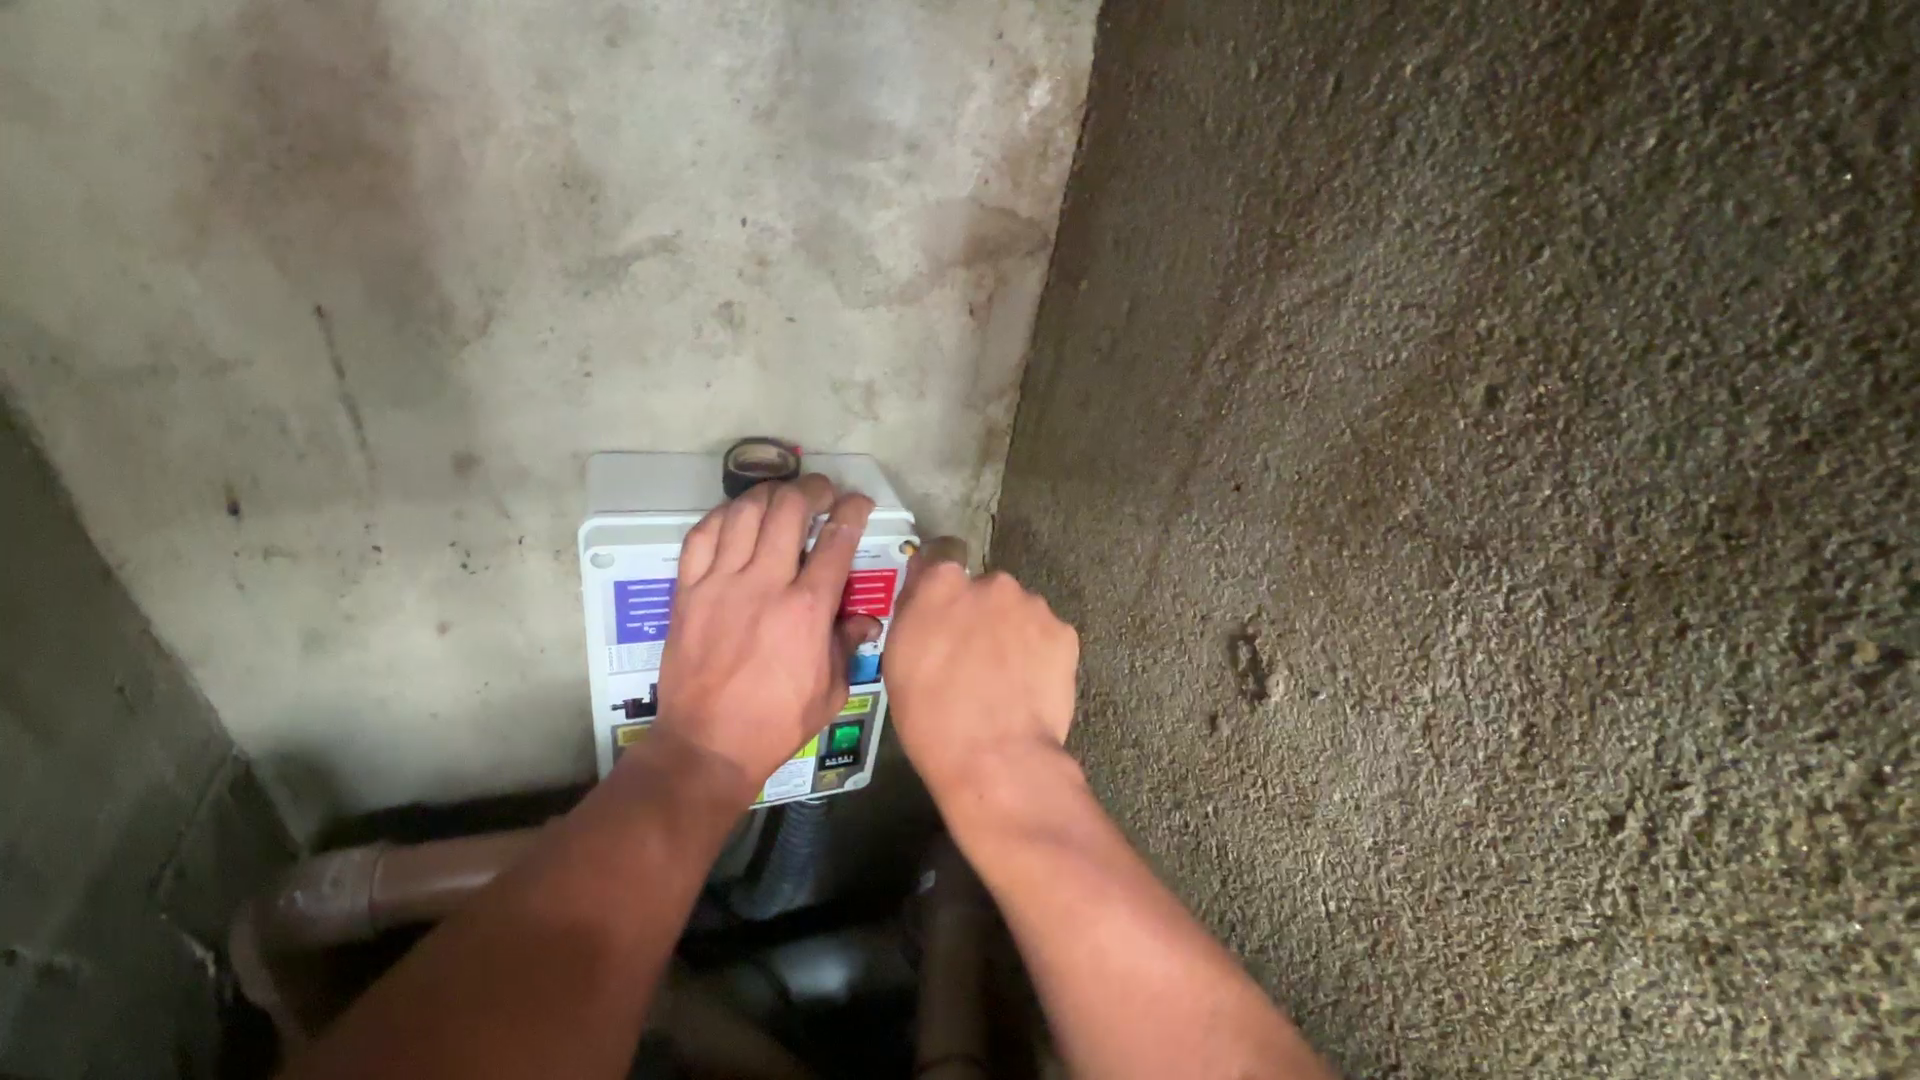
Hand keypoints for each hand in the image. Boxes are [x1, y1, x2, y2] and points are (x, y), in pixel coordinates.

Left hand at [652, 475, 878, 800]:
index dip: (852, 511)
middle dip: (812, 489)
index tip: (858, 502)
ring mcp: (720, 584)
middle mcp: (765, 584)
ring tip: (781, 495)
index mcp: (808, 609)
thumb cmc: (777, 722)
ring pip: (745, 512)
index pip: (837, 540)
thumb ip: (848, 645)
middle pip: (789, 509)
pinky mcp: (687, 591)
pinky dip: (723, 515)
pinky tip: (736, 515)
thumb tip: (865, 619)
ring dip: (769, 493)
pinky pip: (702, 535)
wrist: (707, 744)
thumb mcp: (832, 690)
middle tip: (822, 491)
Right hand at [882, 562, 1079, 799]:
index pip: (939, 562)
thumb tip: (926, 597)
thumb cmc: (931, 716)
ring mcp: (1032, 606)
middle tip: (974, 659)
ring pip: (1019, 613)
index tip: (941, 617)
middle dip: (981, 616)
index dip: (940, 591)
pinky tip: (1029, 688)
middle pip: (985, 590)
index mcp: (942, 583)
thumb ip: (915, 615)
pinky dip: (1040, 655)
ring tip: (1005, 680)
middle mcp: (991, 582)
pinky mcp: (1064, 633)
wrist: (996, 757)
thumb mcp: (898, 660)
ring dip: (1012, 634)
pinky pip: (1047, 636)